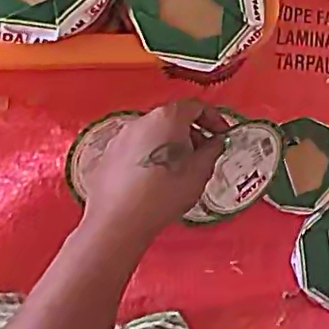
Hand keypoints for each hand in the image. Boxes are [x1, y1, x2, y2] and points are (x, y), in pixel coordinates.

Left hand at [78, 100, 229, 242]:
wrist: (118, 222)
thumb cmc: (166, 192)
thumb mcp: (201, 170)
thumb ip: (213, 149)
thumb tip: (215, 141)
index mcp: (168, 117)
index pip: (196, 106)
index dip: (214, 119)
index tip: (222, 135)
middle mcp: (142, 121)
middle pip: (173, 118)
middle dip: (191, 133)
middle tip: (202, 153)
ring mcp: (121, 137)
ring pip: (153, 133)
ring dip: (169, 145)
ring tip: (178, 170)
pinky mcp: (106, 156)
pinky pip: (135, 149)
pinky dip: (149, 156)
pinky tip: (153, 180)